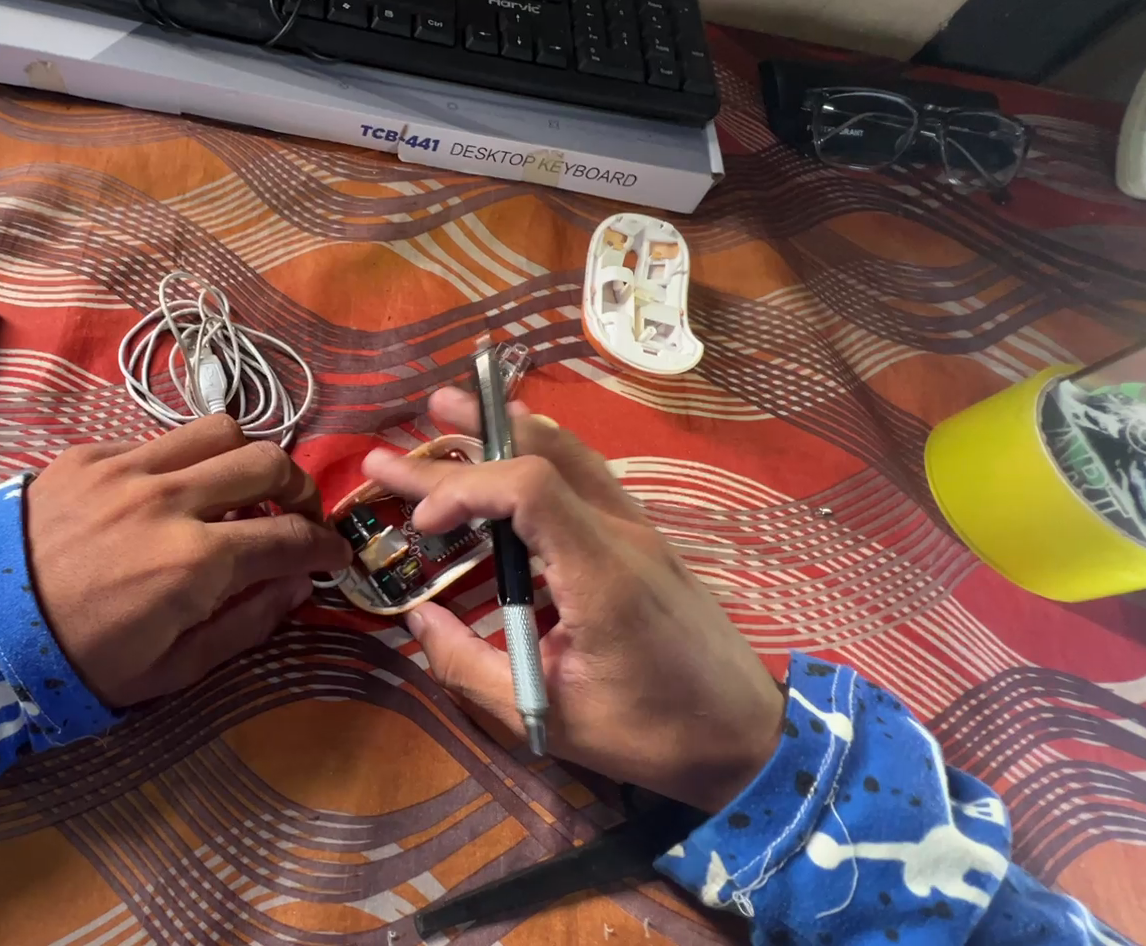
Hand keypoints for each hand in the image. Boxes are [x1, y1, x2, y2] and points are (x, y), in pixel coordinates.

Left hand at [27, 415, 352, 707]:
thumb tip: (295, 584)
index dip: (323, 546)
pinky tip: (167, 493)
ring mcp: (127, 467)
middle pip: (266, 460)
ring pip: (218, 429)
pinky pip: (159, 439)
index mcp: (195, 562)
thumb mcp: (172, 670)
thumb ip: (246, 623)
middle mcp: (169, 499)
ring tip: (237, 489)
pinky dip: (184, 462)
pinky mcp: (90, 454)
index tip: (333, 554)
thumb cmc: (81, 662)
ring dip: (244, 458)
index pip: (288, 536)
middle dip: (300, 487)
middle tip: (296, 514)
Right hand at [362, 389, 783, 812]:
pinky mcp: (640, 532)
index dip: (463, 488)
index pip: (528, 488)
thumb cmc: (654, 733)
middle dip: (455, 451)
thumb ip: (472, 669)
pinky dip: (535, 442)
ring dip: (500, 425)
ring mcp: (636, 525)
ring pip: (565, 448)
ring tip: (448, 408)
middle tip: (390, 452)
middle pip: (533, 458)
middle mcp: (620, 532)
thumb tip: (416, 619)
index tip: (422, 523)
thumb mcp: (550, 719)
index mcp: (601, 575)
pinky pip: (583, 467)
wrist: (755, 737)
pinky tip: (511, 434)